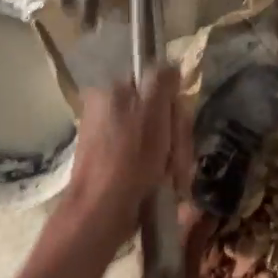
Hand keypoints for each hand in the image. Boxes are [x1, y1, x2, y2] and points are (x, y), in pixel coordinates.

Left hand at [61, 68, 190, 246]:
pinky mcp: (113, 163)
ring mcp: (109, 138)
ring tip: (173, 180)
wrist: (100, 213)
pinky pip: (147, 158)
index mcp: (112, 91)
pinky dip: (160, 171)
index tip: (177, 128)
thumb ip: (162, 82)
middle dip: (175, 138)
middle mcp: (108, 109)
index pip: (157, 84)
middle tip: (177, 161)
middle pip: (159, 113)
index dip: (173, 107)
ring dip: (172, 158)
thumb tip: (170, 64)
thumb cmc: (128, 160)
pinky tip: (166, 186)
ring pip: (157, 138)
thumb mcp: (152, 113)